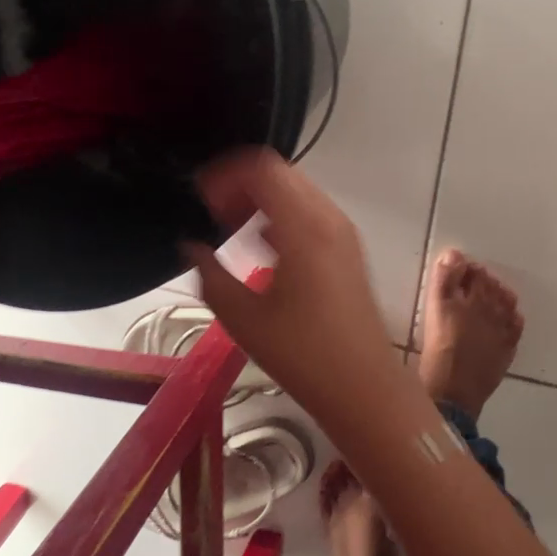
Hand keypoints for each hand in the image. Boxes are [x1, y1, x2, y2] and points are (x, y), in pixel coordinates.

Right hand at [184, 148, 406, 424]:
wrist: (364, 387)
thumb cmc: (302, 355)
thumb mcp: (243, 318)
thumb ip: (211, 274)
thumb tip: (192, 247)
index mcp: (303, 226)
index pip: (262, 168)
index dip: (226, 174)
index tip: (201, 198)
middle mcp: (328, 217)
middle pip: (280, 173)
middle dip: (242, 185)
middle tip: (213, 212)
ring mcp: (343, 231)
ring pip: (296, 190)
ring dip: (262, 199)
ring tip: (231, 229)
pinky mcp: (349, 248)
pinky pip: (310, 211)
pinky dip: (282, 215)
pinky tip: (261, 248)